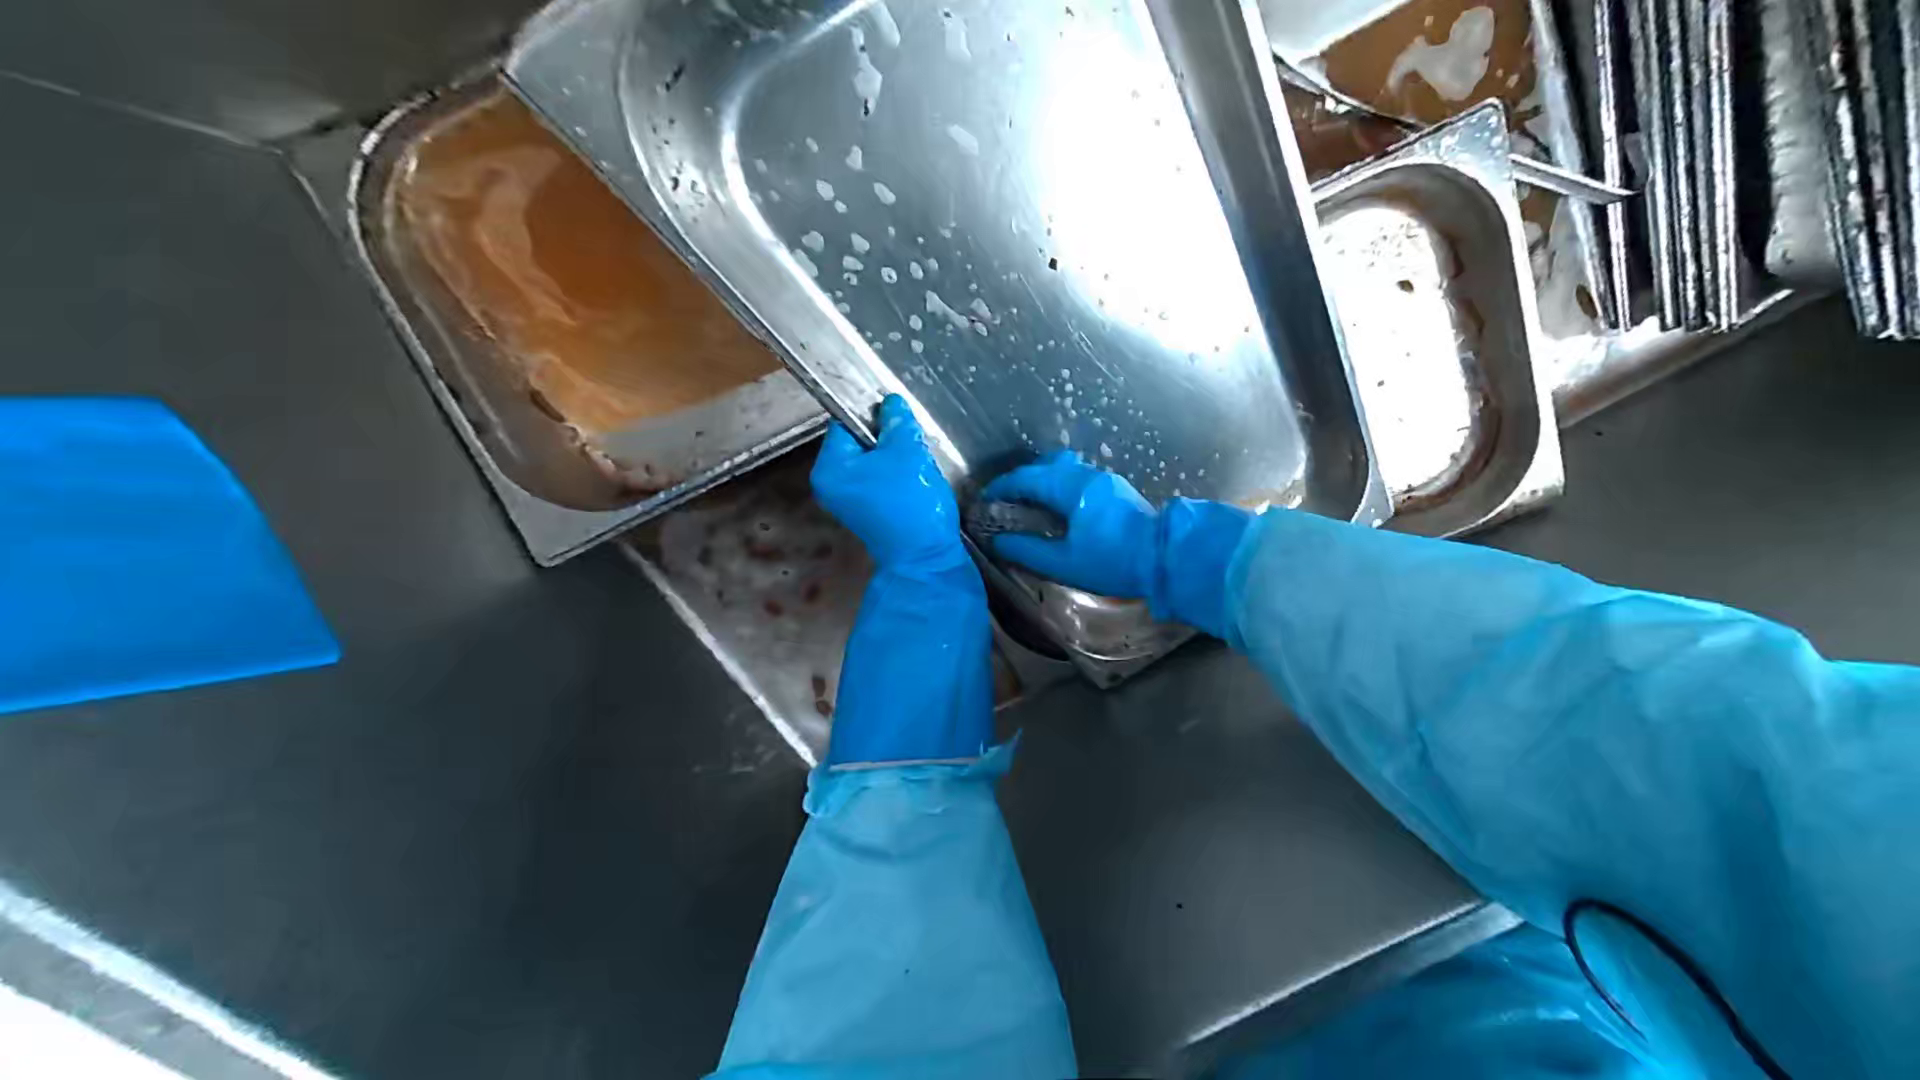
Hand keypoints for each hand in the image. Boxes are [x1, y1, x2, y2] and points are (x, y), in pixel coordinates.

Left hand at [811, 395, 965, 571]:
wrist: (926, 557)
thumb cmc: (910, 502)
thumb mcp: (906, 452)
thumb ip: (897, 421)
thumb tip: (891, 403)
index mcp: (830, 468)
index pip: (845, 423)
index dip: (871, 412)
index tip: (897, 410)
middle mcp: (832, 484)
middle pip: (859, 441)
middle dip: (887, 436)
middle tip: (912, 437)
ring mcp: (851, 500)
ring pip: (874, 460)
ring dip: (896, 455)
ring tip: (917, 459)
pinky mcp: (871, 511)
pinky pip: (882, 479)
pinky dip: (898, 474)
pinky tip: (917, 477)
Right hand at [980, 451, 1159, 598]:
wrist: (1166, 558)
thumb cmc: (1112, 561)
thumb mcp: (1064, 562)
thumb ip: (1027, 550)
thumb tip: (999, 541)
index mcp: (1070, 487)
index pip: (1026, 478)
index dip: (1002, 488)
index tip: (985, 500)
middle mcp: (1086, 475)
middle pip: (1044, 466)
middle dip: (1021, 481)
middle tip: (1006, 502)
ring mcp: (1104, 479)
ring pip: (1063, 468)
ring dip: (1042, 481)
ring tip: (1032, 506)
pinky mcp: (1115, 489)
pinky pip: (1078, 477)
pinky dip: (1059, 485)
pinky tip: (1059, 509)